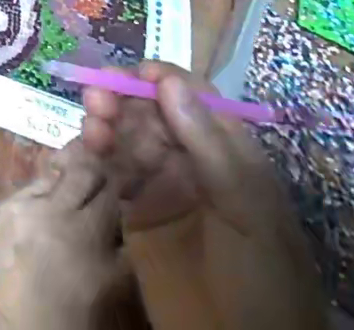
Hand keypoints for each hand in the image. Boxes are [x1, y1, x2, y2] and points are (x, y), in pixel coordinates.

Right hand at [79, 62, 326, 329]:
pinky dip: (97, 151)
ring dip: (107, 118)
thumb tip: (167, 81)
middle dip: (125, 95)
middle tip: (97, 93)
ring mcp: (160, 187)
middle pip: (151, 111)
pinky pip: (111, 171)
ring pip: (127, 136)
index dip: (163, 80)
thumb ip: (208, 144)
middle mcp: (190, 160)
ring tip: (91, 118)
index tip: (137, 74)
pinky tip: (88, 142)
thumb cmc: (266, 280)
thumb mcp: (248, 209)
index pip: (192, 98)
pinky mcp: (134, 215)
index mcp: (227, 152)